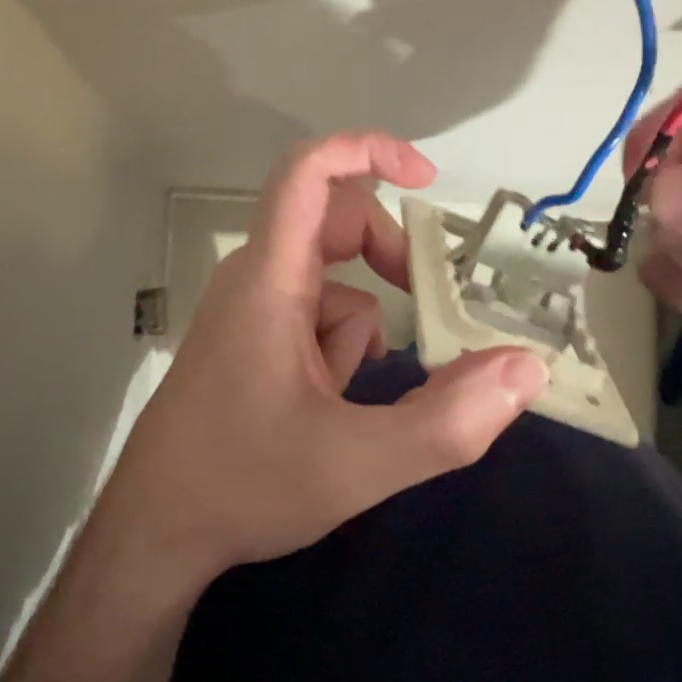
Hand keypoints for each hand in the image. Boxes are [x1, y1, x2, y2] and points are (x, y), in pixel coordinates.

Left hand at [93, 132, 548, 584]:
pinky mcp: (248, 343)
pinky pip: (309, 317)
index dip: (368, 149)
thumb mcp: (358, 463)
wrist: (155, 532)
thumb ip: (447, 422)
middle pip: (331, 223)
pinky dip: (339, 344)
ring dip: (363, 321)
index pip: (308, 174)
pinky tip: (336, 403)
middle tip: (428, 302)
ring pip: (327, 281)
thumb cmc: (243, 486)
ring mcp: (248, 313)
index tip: (427, 177)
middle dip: (388, 256)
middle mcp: (255, 281)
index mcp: (270, 282)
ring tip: (357, 397)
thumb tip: (526, 370)